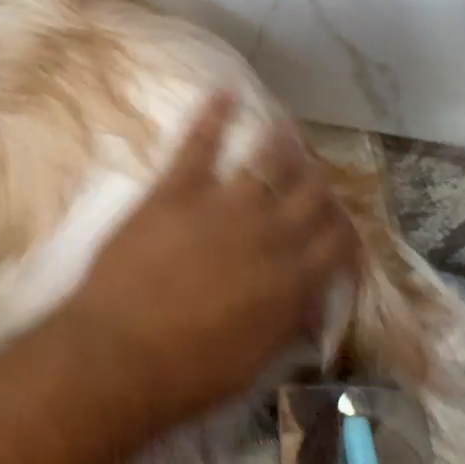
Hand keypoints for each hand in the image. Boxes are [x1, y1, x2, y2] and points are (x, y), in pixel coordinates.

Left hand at [50, 92, 358, 426]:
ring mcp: (223, 204)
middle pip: (311, 192)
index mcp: (293, 281)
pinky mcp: (176, 188)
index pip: (337, 241)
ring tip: (286, 122)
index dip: (343, 227)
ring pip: (266, 158)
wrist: (120, 355)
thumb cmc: (189, 373)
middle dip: (317, 179)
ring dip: (282, 139)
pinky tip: (224, 90)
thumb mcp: (255, 361)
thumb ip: (287, 323)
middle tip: (313, 169)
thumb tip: (309, 302)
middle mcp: (269, 233)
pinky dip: (213, 112)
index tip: (340, 221)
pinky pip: (200, 141)